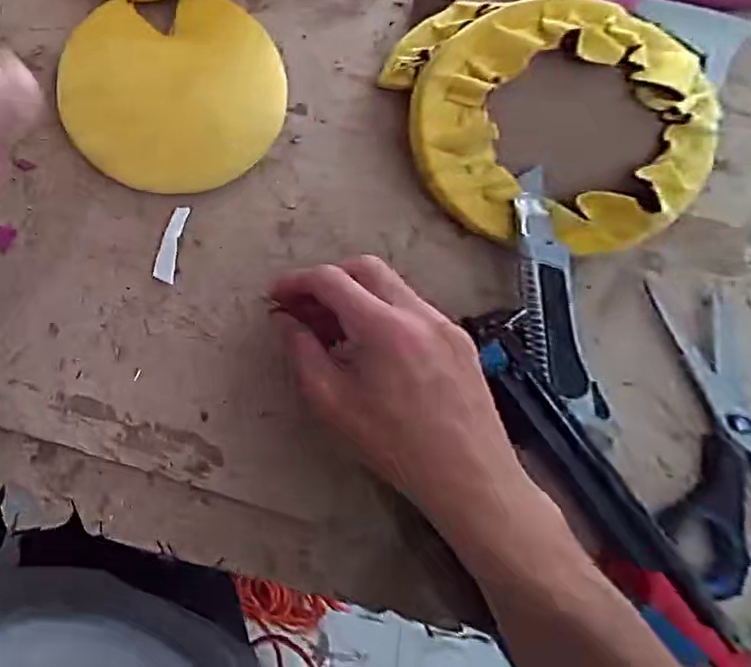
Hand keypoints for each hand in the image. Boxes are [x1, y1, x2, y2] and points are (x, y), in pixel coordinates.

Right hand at [270, 257, 534, 526]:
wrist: (473, 482)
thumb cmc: (398, 447)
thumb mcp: (332, 403)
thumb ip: (302, 353)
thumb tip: (286, 322)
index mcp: (384, 326)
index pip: (331, 279)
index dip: (296, 282)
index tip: (277, 295)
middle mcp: (418, 313)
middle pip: (364, 268)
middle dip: (328, 279)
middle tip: (305, 307)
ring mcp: (443, 323)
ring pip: (390, 285)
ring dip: (356, 295)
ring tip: (333, 330)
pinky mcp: (459, 339)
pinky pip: (412, 308)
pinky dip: (383, 312)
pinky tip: (371, 347)